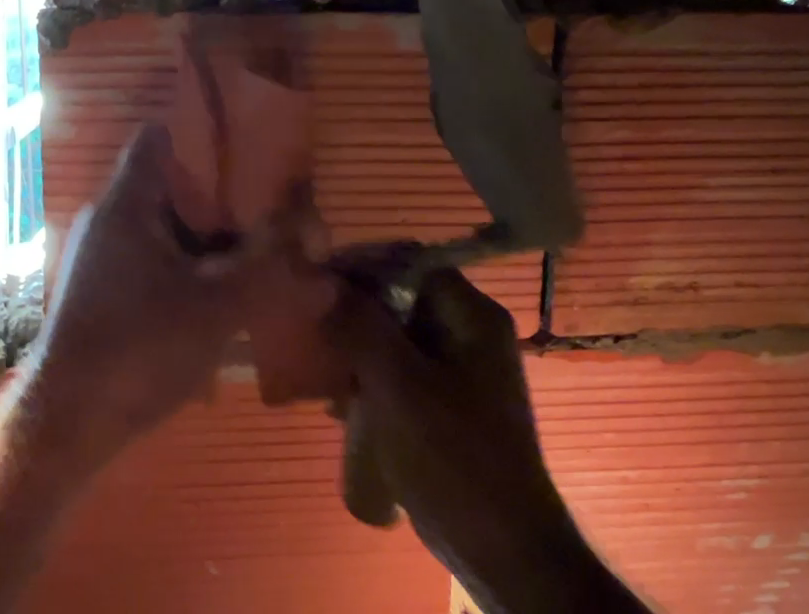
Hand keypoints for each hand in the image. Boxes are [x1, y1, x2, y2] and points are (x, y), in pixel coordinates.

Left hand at [22, 123, 250, 471]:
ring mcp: (105, 259)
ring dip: (211, 234)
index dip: (205, 131)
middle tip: (275, 200)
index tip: (253, 140)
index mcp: (126, 203)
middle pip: (172, 185)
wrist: (67, 424)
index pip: (160, 136)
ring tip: (262, 243)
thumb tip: (326, 264)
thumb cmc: (137, 349)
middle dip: (224, 192)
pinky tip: (228, 288)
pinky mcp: (108, 293)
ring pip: (167, 227)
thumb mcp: (217, 307)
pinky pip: (157, 260)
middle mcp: (110, 220)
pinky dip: (191, 264)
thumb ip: (272, 276)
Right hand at [329, 269, 552, 544]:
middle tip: (307, 325)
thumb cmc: (453, 456)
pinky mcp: (446, 405)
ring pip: (396, 338)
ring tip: (315, 366)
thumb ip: (361, 328)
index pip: (411, 263)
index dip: (362, 266)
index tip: (316, 282)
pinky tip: (336, 403)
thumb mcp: (398, 386)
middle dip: (352, 311)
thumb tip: (324, 284)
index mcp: (471, 316)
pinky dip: (369, 379)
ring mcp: (459, 371)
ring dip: (355, 348)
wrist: (501, 545)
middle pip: (401, 300)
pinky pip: (400, 374)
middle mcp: (469, 333)